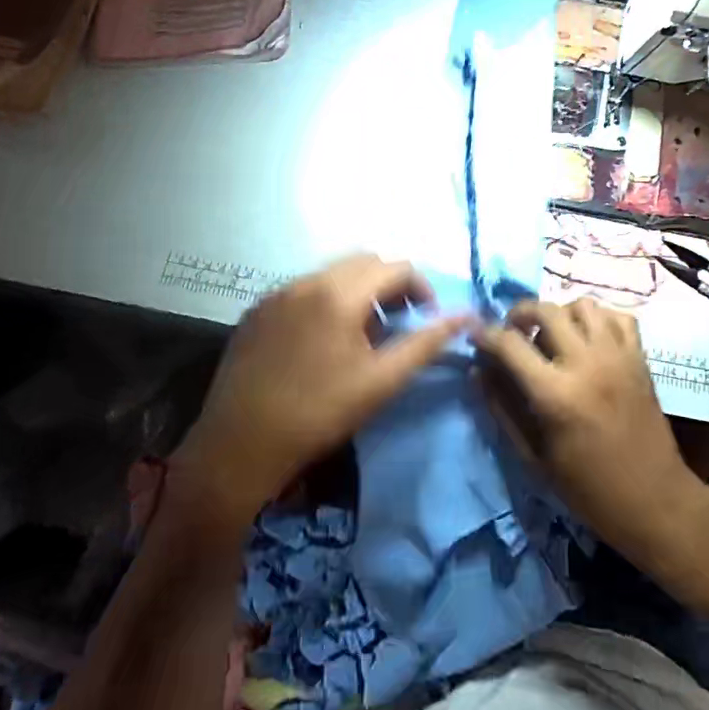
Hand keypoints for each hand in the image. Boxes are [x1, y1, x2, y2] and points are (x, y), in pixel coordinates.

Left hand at [171, 255, 466, 519]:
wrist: (240, 447)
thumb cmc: (321, 413)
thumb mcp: (384, 379)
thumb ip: (428, 341)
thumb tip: (468, 316)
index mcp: (339, 293)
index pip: (397, 267)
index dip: (422, 289)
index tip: (426, 321)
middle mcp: (306, 281)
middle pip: (364, 262)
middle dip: (391, 286)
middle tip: (398, 325)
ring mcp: (276, 294)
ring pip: (333, 273)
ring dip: (359, 292)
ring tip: (363, 335)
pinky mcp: (256, 312)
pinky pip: (304, 289)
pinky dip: (327, 301)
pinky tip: (324, 342)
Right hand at [475, 299, 708, 567]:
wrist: (652, 497)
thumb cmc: (587, 488)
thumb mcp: (534, 457)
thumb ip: (503, 409)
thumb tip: (478, 370)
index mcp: (556, 394)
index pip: (510, 344)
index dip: (485, 336)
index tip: (476, 337)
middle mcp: (587, 362)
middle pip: (546, 310)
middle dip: (519, 314)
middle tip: (512, 331)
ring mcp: (618, 355)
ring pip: (583, 304)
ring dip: (560, 312)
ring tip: (552, 334)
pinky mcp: (640, 357)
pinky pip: (618, 316)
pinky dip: (598, 318)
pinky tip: (588, 338)